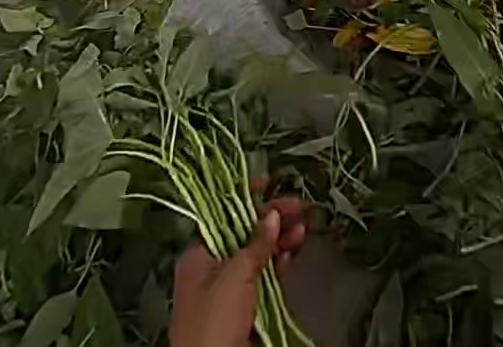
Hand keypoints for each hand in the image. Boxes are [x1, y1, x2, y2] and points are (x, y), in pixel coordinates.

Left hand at [170, 192, 307, 346]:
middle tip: (300, 208)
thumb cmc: (215, 321)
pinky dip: (279, 264)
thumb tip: (272, 214)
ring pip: (258, 253)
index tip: (271, 181)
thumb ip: (256, 242)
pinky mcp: (244, 306)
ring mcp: (229, 287)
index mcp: (199, 253)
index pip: (224, 213)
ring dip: (280, 239)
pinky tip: (292, 254)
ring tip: (302, 230)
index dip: (246, 195)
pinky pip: (264, 276)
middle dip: (272, 219)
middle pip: (245, 231)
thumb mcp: (236, 275)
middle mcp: (212, 266)